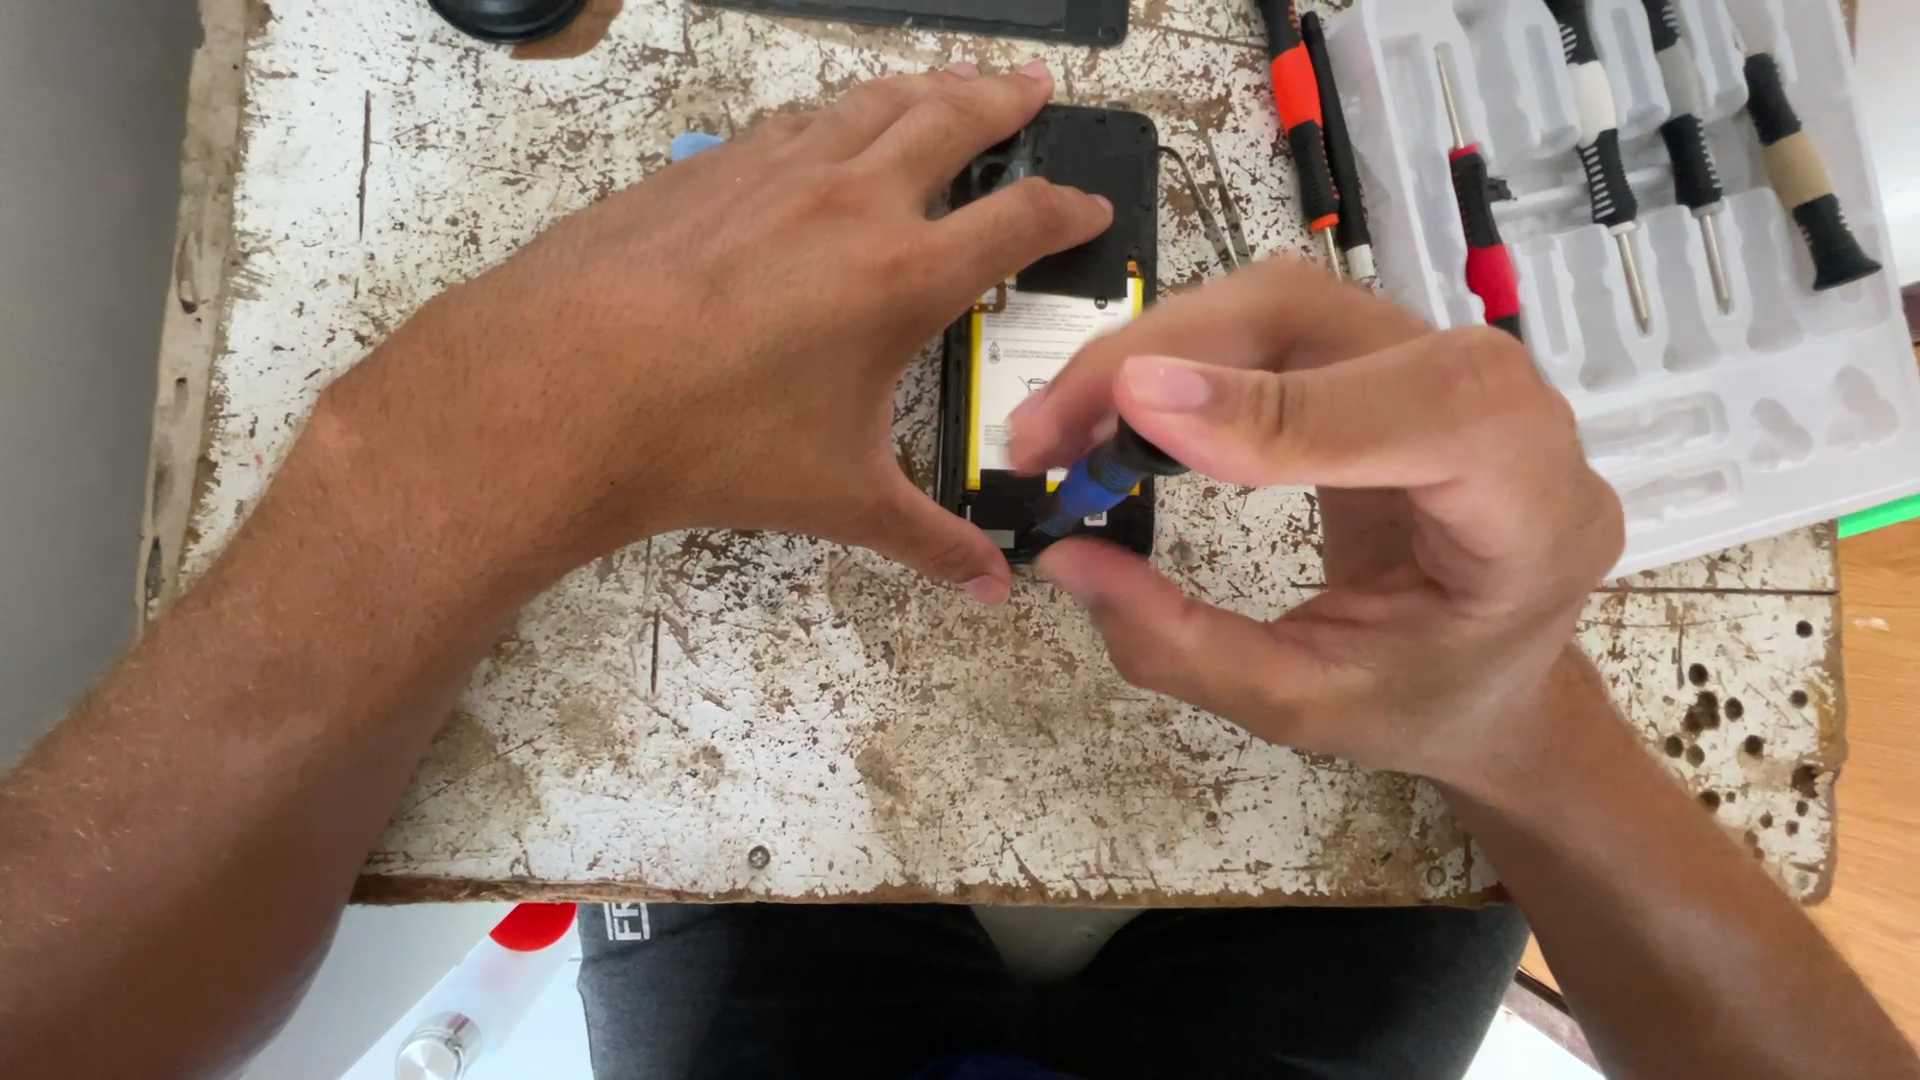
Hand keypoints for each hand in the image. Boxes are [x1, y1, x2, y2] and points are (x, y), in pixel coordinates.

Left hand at [298, 62, 1110, 604]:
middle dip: (1008, 101)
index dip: (1067, 212)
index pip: (1018, 223)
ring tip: (950, 85)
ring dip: (923, 90)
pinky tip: (828, 133)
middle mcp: (849, 201)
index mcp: (901, 275)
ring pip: (869, 103)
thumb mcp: (843, 499)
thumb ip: (931, 541)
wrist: (563, 394)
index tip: (1090, 206)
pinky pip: (794, 125)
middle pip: (953, 119)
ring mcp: (771, 172)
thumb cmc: (717, 445)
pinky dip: (835, 116)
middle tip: (1036, 88)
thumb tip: (990, 589)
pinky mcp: (705, 170)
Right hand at [1010, 259, 1624, 793]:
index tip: (1138, 413)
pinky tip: (1112, 409)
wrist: (1488, 679)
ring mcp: (1430, 368)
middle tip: (1044, 433)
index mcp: (1533, 515)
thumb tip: (1062, 555)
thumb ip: (1178, 644)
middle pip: (1322, 319)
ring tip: (1059, 426)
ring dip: (1149, 351)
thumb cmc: (1417, 705)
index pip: (1433, 409)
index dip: (1283, 405)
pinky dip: (1168, 357)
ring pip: (1277, 305)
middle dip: (1162, 358)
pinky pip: (1260, 327)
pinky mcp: (1368, 362)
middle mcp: (1499, 410)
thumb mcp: (1296, 706)